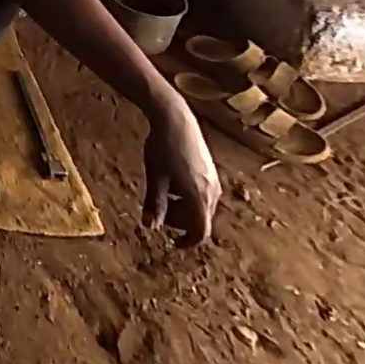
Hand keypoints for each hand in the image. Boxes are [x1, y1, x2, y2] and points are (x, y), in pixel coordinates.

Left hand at [142, 98, 219, 247]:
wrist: (176, 120)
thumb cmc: (162, 147)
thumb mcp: (155, 176)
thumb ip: (154, 203)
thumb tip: (150, 227)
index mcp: (199, 197)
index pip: (199, 231)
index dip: (187, 240)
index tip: (173, 243)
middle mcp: (213, 193)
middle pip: (200, 219)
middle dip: (179, 221)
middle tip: (158, 208)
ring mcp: (214, 181)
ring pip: (201, 207)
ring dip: (182, 207)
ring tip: (162, 190)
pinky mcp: (211, 172)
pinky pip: (203, 194)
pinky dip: (188, 196)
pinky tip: (171, 179)